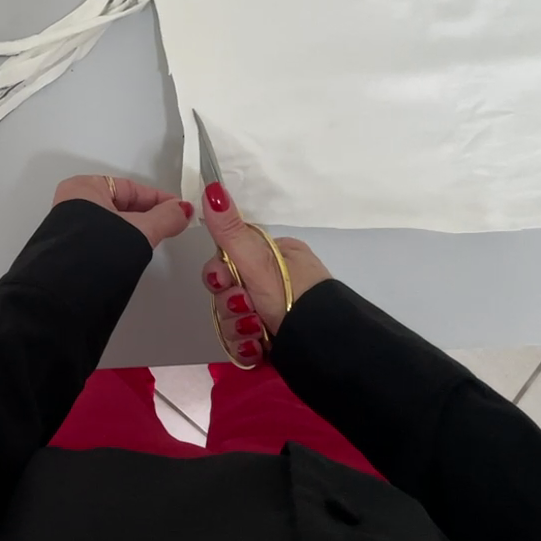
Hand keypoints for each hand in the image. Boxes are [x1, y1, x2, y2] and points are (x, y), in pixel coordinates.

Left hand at [52, 175, 193, 248]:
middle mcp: (73, 202)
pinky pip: (104, 236)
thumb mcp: (140, 229)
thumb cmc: (96, 249)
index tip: (178, 207)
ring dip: (135, 229)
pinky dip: (122, 240)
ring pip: (113, 222)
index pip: (130, 188)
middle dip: (148, 214)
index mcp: (84, 187)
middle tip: (172, 222)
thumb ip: (165, 218)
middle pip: (121, 204)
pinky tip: (134, 249)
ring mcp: (71, 225)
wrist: (72, 285)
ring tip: (156, 237)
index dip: (157, 198)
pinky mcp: (73, 247)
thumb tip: (182, 210)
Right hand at [200, 190, 331, 365]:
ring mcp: (275, 312)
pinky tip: (257, 349)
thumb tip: (212, 186)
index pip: (228, 256)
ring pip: (232, 317)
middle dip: (230, 305)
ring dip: (238, 328)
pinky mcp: (274, 341)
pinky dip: (247, 347)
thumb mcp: (258, 262)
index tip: (224, 282)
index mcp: (276, 255)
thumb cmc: (294, 300)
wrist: (328, 354)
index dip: (219, 272)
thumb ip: (230, 229)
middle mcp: (276, 281)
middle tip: (246, 310)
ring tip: (256, 334)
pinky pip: (244, 341)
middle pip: (227, 289)